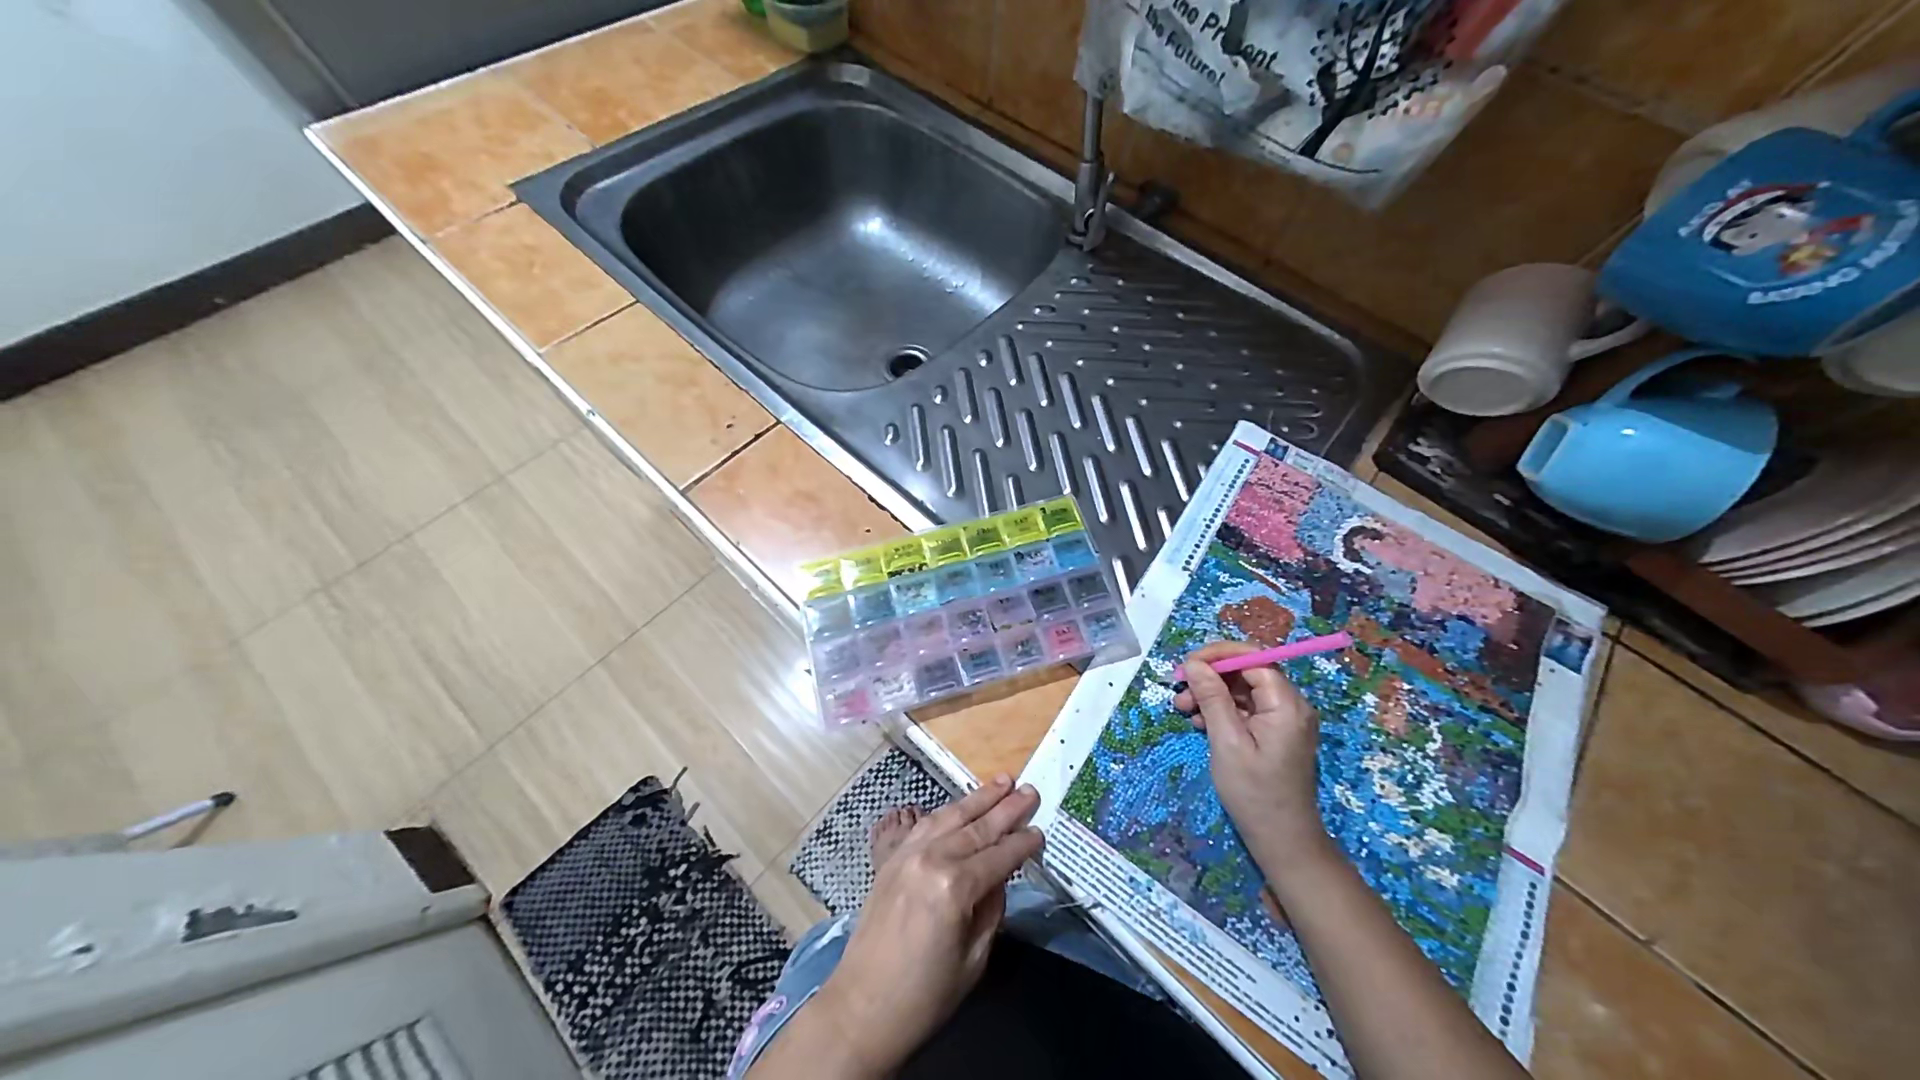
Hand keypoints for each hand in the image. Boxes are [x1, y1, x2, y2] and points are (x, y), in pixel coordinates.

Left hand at [812, 775, 1042, 1074]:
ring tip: (1001, 781)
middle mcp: (932, 859)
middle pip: (977, 827)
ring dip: (978, 798)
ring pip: (950, 816)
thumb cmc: (925, 996)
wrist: (862, 1007)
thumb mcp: (974, 958)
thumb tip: (1001, 875)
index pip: (1000, 856)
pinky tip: (961, 805)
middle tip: (1030, 789)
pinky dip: (946, 811)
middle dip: (1006, 808)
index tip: (1041, 830)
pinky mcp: (892, 859)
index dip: (1023, 843)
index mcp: (955, 887)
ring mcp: (908, 854)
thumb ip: (992, 908)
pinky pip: (924, 825)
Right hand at [1175, 641, 1328, 858]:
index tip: (1186, 666)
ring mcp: (1283, 719)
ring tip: (1183, 710)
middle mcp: (1290, 705)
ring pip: (1242, 689)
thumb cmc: (1254, 793)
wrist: (1282, 840)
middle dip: (1210, 676)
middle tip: (1180, 692)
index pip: (1253, 659)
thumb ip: (1212, 698)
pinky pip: (1245, 708)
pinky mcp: (1274, 732)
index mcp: (1286, 704)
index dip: (1218, 656)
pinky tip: (1200, 723)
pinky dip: (1221, 710)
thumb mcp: (1227, 742)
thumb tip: (1194, 664)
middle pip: (1247, 671)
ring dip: (1211, 693)